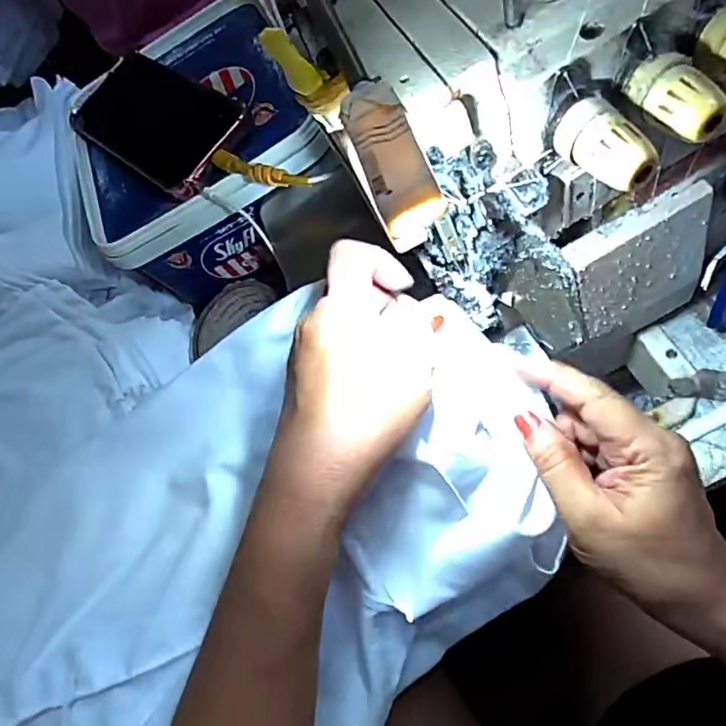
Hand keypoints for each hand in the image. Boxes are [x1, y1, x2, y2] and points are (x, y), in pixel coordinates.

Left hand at [275, 240, 449, 512]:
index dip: (383, 262)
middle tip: (411, 341)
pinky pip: (335, 348)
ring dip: (375, 335)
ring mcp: (302, 351)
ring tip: (396, 371)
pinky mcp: (302, 377)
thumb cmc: (366, 415)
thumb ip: (424, 328)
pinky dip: (358, 356)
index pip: (350, 254)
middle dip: (386, 309)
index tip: (405, 293)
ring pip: (346, 323)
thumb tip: (421, 314)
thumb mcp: (414, 366)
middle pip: (353, 292)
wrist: (317, 472)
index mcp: (337, 309)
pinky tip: (373, 391)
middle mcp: (312, 322)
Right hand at [514, 359, 725, 616]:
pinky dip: (580, 461)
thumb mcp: (590, 519)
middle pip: (591, 414)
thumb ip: (556, 466)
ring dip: (566, 448)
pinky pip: (604, 451)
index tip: (515, 363)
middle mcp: (654, 438)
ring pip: (594, 433)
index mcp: (648, 446)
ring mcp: (653, 453)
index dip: (553, 377)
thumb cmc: (649, 565)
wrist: (702, 599)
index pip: (594, 397)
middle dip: (555, 425)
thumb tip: (527, 422)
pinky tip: (567, 482)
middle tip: (519, 443)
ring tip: (549, 479)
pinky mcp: (648, 468)